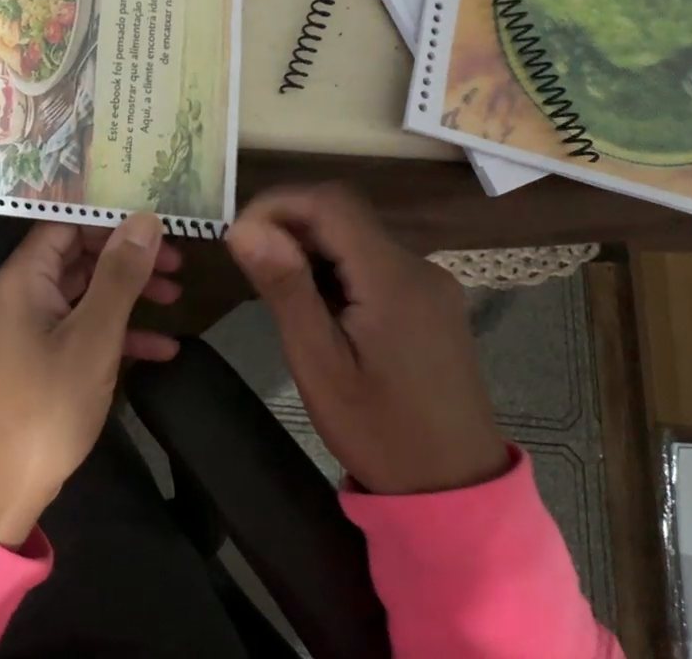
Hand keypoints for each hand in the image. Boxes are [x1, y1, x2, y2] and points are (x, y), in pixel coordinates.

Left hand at [0, 215, 181, 545]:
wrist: (10, 479)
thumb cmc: (49, 401)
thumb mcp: (94, 335)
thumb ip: (119, 276)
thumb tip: (143, 220)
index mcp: (26, 276)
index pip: (67, 224)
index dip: (110, 220)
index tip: (158, 223)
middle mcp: (26, 292)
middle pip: (80, 256)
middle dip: (128, 256)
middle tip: (178, 263)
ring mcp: (35, 326)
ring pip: (87, 292)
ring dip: (130, 293)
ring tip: (177, 297)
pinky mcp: (47, 357)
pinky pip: (87, 329)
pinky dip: (121, 333)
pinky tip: (165, 349)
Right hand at [226, 185, 509, 495]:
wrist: (453, 489)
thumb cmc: (377, 429)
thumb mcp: (318, 361)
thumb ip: (285, 288)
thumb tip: (243, 228)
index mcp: (393, 278)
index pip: (330, 202)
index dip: (276, 204)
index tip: (238, 236)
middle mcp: (418, 268)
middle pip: (344, 215)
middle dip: (288, 226)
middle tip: (249, 268)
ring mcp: (429, 286)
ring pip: (357, 238)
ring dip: (309, 249)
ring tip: (277, 293)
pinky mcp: (429, 304)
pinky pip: (373, 264)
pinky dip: (334, 269)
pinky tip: (315, 309)